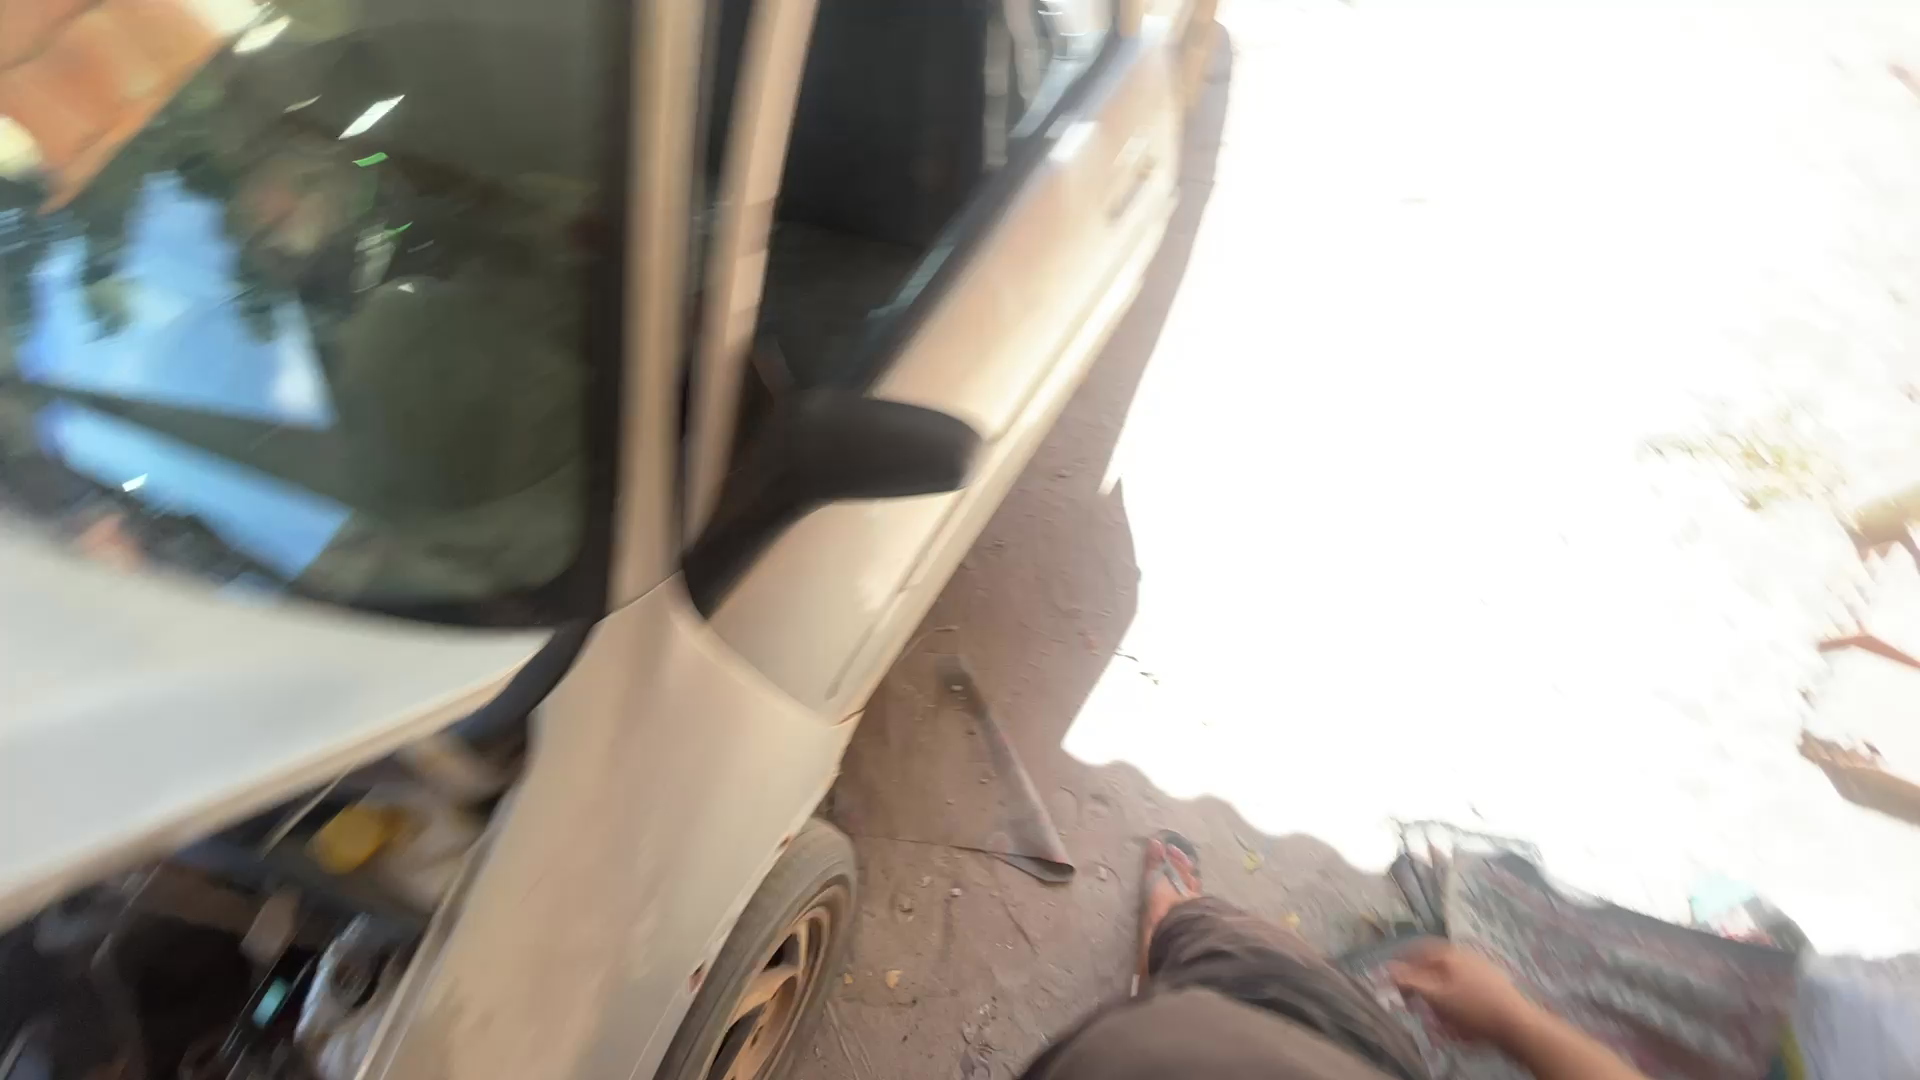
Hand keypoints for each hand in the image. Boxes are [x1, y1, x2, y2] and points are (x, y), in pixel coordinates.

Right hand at [1387, 940, 1536, 1042]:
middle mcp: (1464, 954)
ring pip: (1451, 982)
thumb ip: (1408, 980)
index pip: (1414, 950)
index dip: (1401, 965)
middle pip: (1433, 967)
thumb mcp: (1434, 995)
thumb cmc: (1473, 1008)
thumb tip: (1385, 968)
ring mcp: (1482, 969)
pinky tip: (1462, 1024)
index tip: (1393, 982)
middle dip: (1424, 989)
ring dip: (1442, 1002)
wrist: (1521, 1027)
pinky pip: (1468, 992)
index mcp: (1447, 951)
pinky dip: (1459, 1006)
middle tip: (1419, 1006)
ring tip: (1442, 1022)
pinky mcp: (1496, 987)